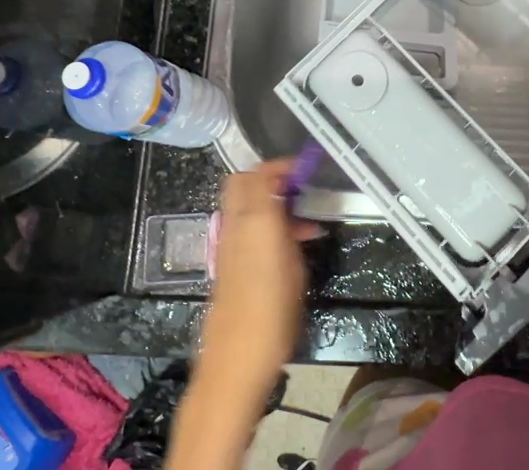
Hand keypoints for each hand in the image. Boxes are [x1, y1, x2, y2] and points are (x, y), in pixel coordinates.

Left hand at [199, 158, 320, 397]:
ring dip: (265, 201)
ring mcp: (224, 243)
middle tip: (297, 190)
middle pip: (242, 181)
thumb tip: (291, 213)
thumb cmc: (273, 316)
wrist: (234, 360)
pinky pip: (239, 225)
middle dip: (268, 178)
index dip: (283, 167)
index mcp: (256, 222)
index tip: (305, 171)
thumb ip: (291, 233)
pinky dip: (258, 222)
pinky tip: (284, 246)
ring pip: (239, 202)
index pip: (262, 175)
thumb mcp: (294, 270)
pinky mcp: (223, 261)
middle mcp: (234, 226)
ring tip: (301, 223)